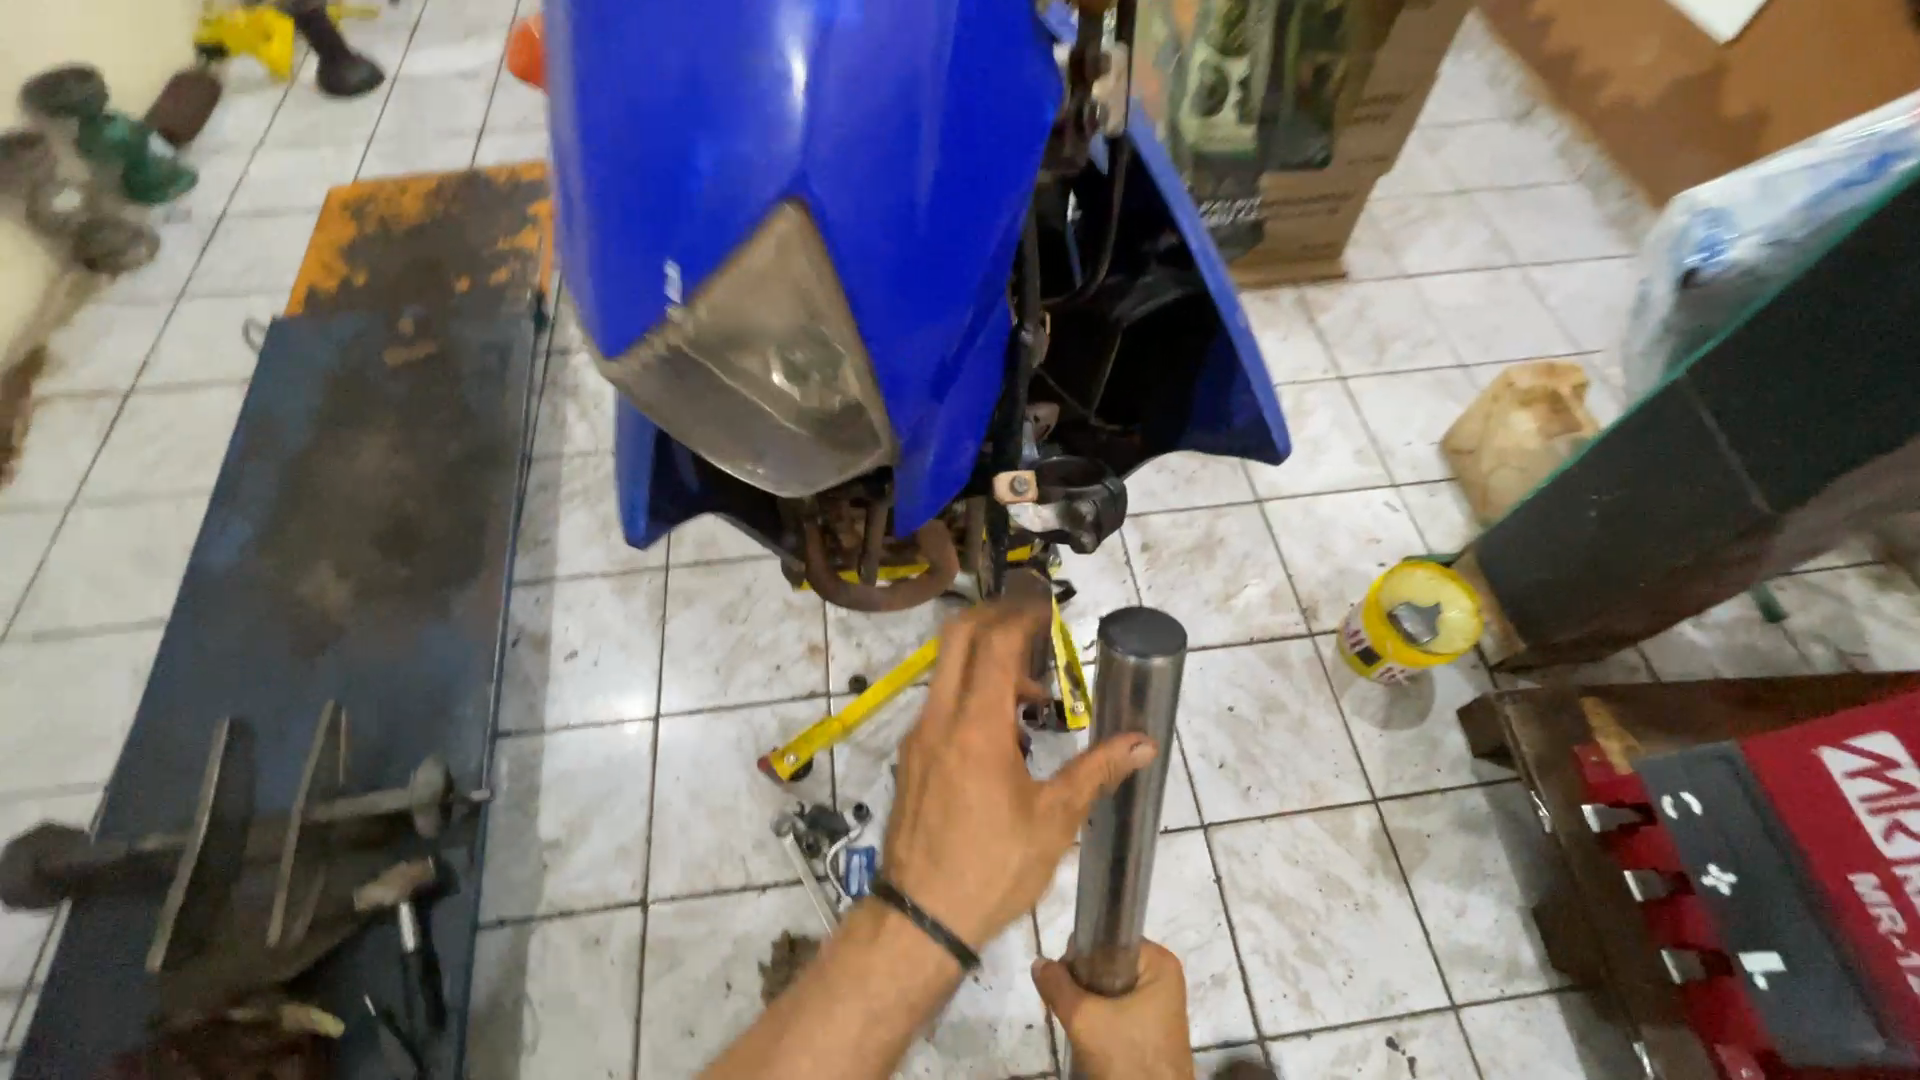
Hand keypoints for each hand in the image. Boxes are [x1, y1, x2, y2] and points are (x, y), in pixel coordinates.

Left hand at [880, 578, 1157, 949]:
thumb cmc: (993, 868)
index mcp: (975, 728)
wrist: (920, 918)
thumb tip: (1143, 743)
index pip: (994, 645)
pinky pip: (941, 704)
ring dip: (987, 665)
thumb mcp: (1054, 821)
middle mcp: (938, 720)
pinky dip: (971, 695)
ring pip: (947, 672)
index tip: (1048, 609)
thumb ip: (1096, 772)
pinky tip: (1005, 738)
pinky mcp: (912, 757)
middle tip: (1034, 628)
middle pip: (957, 639)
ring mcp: (918, 737)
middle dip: (995, 619)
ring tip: (1034, 700)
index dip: (1022, 617)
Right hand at [1033, 942, 1195, 1079]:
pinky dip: (1100, 1016)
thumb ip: (1057, 985)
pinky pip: (1118, 1007)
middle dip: (1083, 980)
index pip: (1107, 939)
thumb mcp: (1084, 1018)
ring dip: (1089, 1001)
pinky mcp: (1153, 1027)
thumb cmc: (1127, 1058)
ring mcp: (1160, 1003)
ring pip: (1110, 987)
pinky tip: (1090, 1033)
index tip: (1066, 977)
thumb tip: (1038, 962)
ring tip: (1077, 1019)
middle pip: (1108, 962)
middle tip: (1069, 1004)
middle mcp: (1163, 976)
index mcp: (1158, 961)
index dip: (1080, 954)